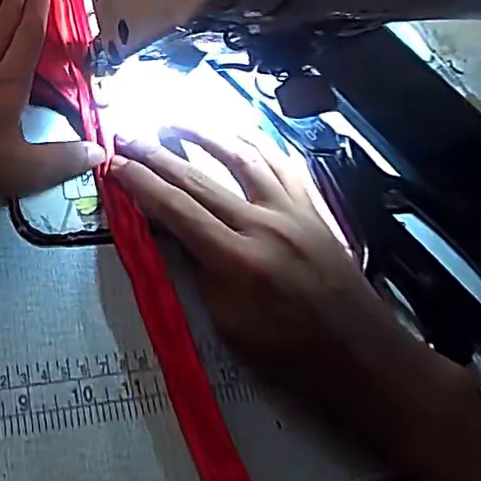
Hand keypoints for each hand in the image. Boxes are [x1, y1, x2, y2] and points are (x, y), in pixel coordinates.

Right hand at [107, 129, 467, 401]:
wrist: (364, 358)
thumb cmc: (291, 354)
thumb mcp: (229, 322)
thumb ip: (197, 268)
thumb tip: (169, 228)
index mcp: (238, 260)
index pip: (176, 209)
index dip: (141, 184)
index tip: (116, 165)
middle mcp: (264, 225)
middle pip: (198, 178)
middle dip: (156, 154)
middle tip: (127, 137)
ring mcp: (292, 212)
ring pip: (239, 157)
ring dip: (201, 135)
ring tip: (172, 122)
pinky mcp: (311, 208)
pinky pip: (280, 164)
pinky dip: (255, 143)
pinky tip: (236, 133)